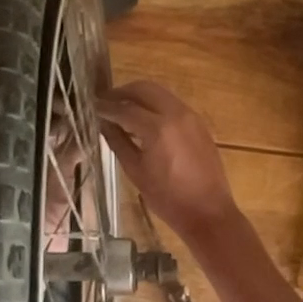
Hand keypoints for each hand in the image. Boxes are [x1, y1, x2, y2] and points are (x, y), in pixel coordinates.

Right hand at [97, 80, 235, 236]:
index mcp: (157, 128)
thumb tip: (104, 123)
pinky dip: (155, 104)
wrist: (209, 212)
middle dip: (123, 92)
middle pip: (144, 89)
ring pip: (159, 92)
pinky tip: (145, 118)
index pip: (126, 109)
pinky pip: (172, 103)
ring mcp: (190, 115)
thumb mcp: (136, 171)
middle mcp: (175, 113)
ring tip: (123, 108)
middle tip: (107, 101)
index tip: (93, 106)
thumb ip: (118, 141)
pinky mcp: (198, 121)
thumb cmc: (168, 198)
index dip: (107, 107)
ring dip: (140, 95)